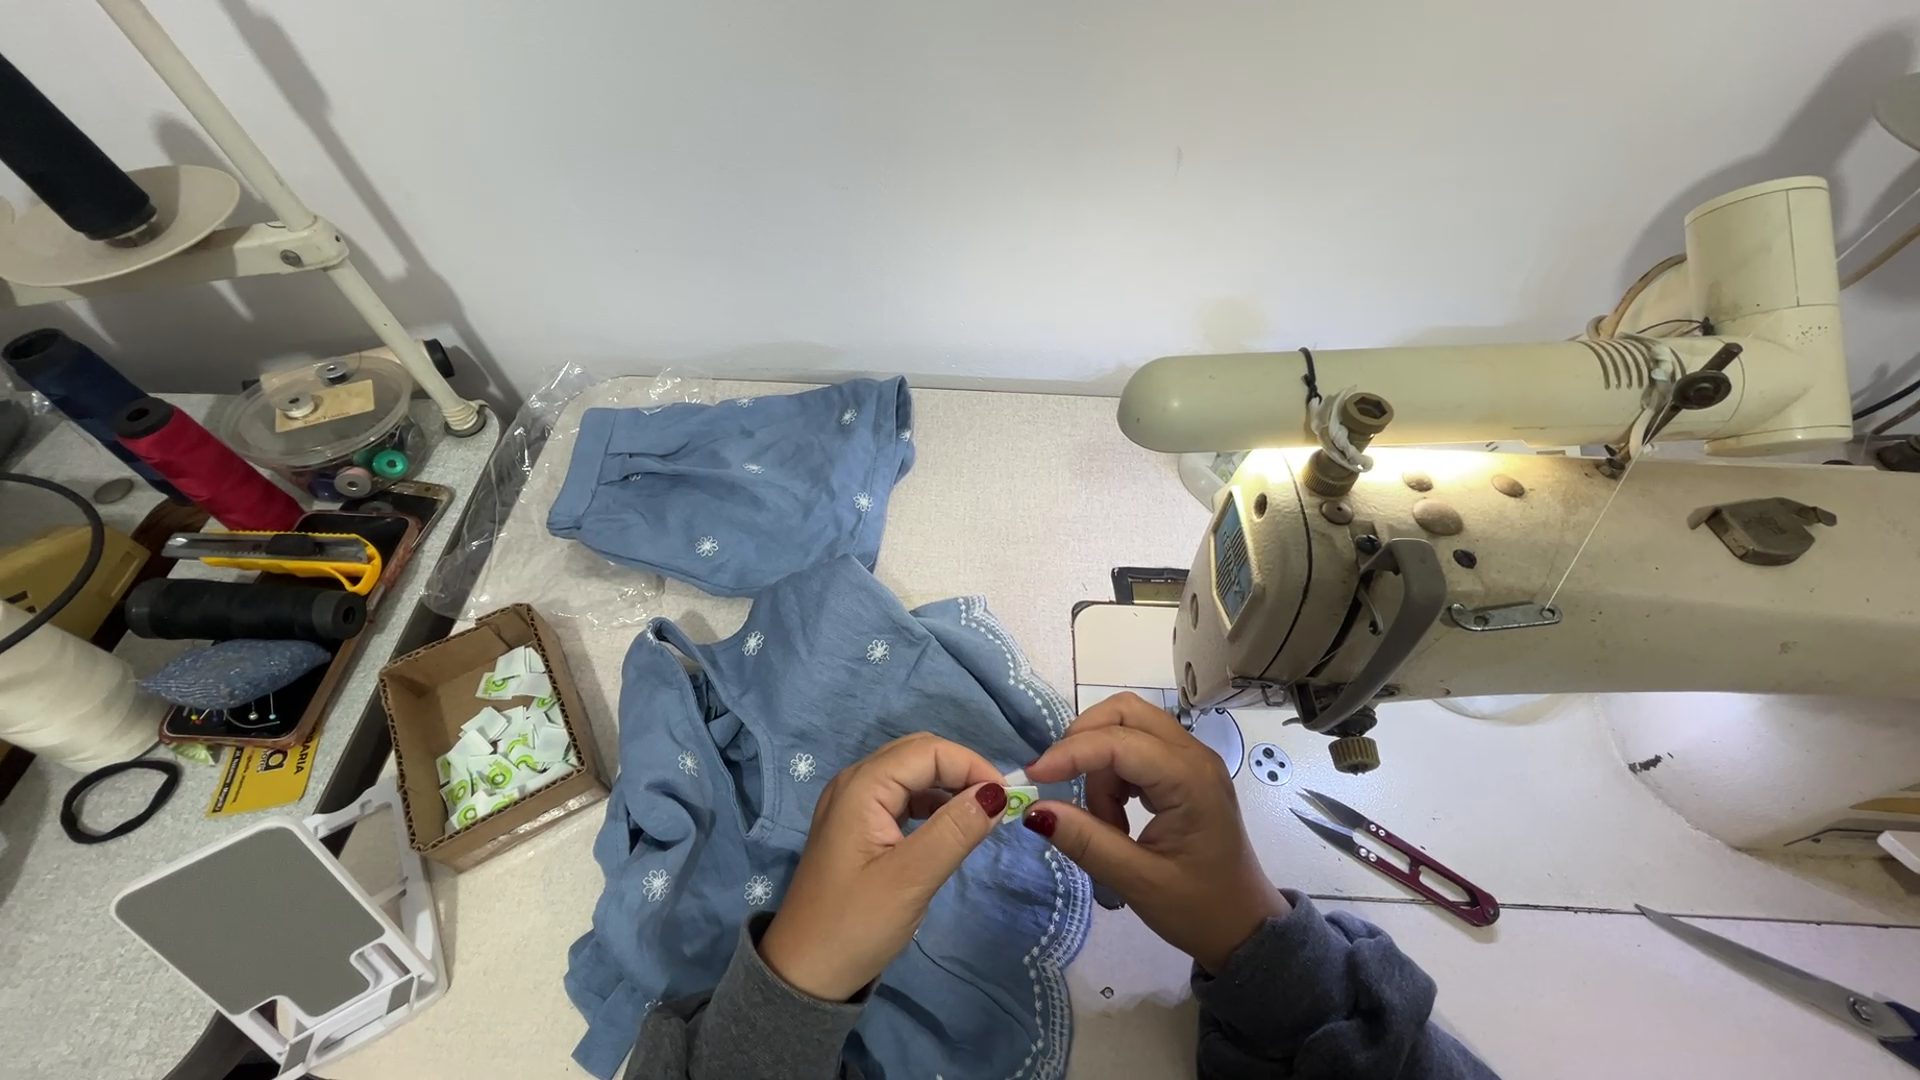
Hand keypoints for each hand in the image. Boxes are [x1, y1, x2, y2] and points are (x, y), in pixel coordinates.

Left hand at [758, 733, 1006, 1000]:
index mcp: (862, 786)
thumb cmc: (855, 925)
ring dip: (948, 785)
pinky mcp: (857, 825)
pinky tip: (949, 826)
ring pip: (911, 772)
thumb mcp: (911, 879)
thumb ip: (955, 830)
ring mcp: (853, 802)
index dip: (971, 765)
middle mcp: (854, 782)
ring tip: (980, 814)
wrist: (803, 976)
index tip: (1008, 798)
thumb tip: (997, 793)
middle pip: (919, 753)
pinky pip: (901, 795)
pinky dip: (930, 802)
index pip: (928, 751)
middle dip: (962, 769)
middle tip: (997, 804)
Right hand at [1023, 693, 1288, 972]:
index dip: (1071, 753)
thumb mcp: (1138, 883)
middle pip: (1125, 712)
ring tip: (1102, 820)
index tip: (1033, 777)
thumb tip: (1034, 811)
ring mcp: (1191, 758)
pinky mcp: (1184, 769)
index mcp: (1190, 779)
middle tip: (1061, 782)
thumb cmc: (1199, 910)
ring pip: (1127, 726)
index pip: (1119, 742)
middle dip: (1084, 739)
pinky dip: (1112, 770)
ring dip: (1099, 762)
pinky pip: (1136, 746)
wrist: (1246, 930)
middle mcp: (1193, 755)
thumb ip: (1086, 842)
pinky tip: (1115, 814)